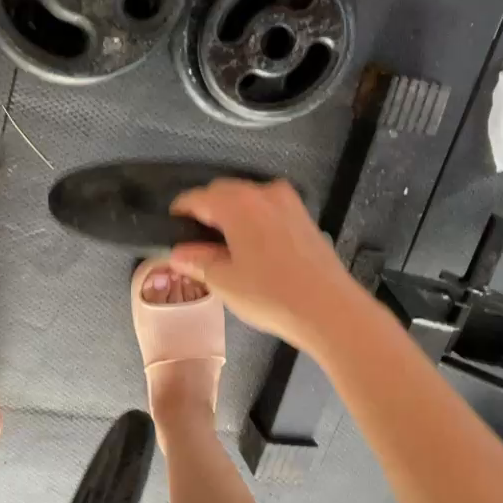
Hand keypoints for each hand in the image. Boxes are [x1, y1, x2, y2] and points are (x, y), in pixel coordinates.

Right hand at [169, 177, 362, 348]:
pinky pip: (268, 210)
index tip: (171, 229)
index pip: (197, 197)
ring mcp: (288, 202)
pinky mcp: (304, 217)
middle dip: (206, 211)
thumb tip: (179, 254)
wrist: (330, 310)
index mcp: (237, 203)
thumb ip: (197, 261)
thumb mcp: (224, 281)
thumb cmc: (271, 295)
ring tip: (223, 246)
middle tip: (195, 241)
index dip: (180, 212)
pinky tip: (252, 248)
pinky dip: (254, 221)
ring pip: (248, 199)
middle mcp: (263, 192)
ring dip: (231, 215)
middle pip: (224, 192)